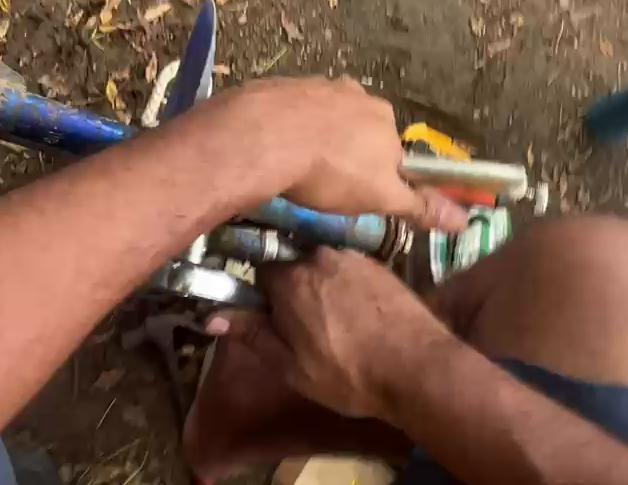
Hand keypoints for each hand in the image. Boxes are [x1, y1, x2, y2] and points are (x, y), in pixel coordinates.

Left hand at [185, 76, 464, 231]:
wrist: (265, 136)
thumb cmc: (332, 171)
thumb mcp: (381, 196)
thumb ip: (420, 205)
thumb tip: (463, 221)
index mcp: (383, 115)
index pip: (390, 147)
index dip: (376, 171)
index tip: (355, 190)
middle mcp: (354, 92)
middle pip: (357, 126)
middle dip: (347, 150)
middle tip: (324, 183)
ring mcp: (315, 84)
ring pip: (323, 115)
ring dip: (316, 135)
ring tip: (296, 166)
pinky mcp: (281, 85)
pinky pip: (290, 108)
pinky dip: (287, 125)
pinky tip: (274, 146)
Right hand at [211, 248, 454, 421]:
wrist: (416, 366)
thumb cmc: (348, 373)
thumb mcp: (292, 366)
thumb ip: (252, 334)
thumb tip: (210, 314)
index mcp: (290, 278)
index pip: (261, 272)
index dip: (264, 296)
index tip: (274, 318)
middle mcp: (317, 254)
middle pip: (292, 264)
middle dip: (293, 288)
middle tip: (306, 324)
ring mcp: (350, 254)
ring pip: (321, 263)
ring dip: (321, 284)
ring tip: (337, 319)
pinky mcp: (376, 260)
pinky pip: (348, 265)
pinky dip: (347, 283)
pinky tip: (359, 311)